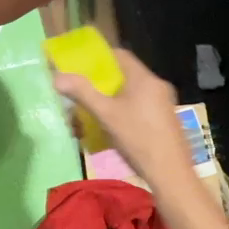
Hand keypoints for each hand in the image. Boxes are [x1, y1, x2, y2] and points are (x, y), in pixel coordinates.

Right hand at [53, 48, 193, 188]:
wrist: (171, 174)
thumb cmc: (138, 138)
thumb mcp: (105, 114)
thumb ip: (82, 93)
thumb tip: (57, 77)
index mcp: (144, 78)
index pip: (120, 54)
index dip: (99, 57)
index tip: (80, 66)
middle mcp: (157, 85)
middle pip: (125, 74)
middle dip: (103, 81)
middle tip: (83, 90)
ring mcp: (165, 103)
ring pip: (133, 92)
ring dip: (113, 98)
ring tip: (94, 110)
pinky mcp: (166, 119)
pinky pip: (142, 105)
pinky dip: (126, 109)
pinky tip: (114, 126)